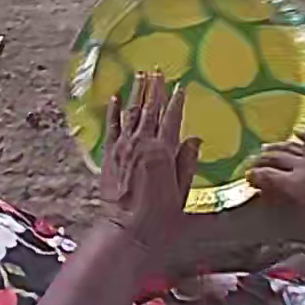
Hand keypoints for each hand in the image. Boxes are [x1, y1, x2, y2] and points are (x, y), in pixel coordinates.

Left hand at [100, 72, 199, 251]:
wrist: (125, 233)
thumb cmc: (159, 219)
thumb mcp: (182, 193)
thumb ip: (187, 163)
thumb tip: (195, 140)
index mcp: (164, 151)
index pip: (172, 118)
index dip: (177, 101)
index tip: (180, 86)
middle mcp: (143, 143)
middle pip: (151, 109)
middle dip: (155, 88)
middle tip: (158, 71)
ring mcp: (124, 147)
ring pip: (132, 112)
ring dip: (137, 92)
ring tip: (140, 75)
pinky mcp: (109, 154)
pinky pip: (112, 126)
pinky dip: (114, 110)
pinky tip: (116, 97)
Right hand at [250, 134, 304, 263]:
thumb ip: (288, 213)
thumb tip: (274, 206)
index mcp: (298, 186)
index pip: (268, 176)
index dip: (256, 176)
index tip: (248, 177)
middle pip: (279, 157)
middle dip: (264, 159)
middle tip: (254, 161)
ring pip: (298, 147)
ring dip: (282, 147)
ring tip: (270, 147)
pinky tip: (301, 134)